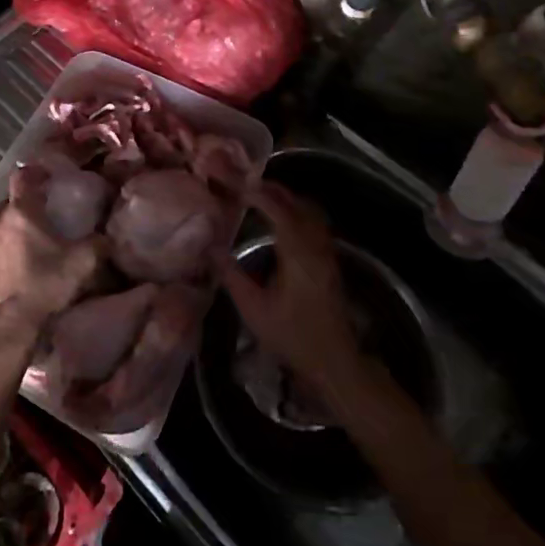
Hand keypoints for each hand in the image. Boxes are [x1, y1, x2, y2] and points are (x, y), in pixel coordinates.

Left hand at [0, 164, 102, 326]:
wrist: (14, 322)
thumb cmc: (49, 284)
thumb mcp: (84, 261)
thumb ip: (99, 242)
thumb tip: (107, 236)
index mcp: (22, 211)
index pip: (23, 177)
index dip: (34, 173)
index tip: (46, 178)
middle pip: (7, 200)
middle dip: (21, 203)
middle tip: (37, 213)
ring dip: (0, 221)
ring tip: (13, 233)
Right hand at [219, 182, 361, 386]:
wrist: (334, 361)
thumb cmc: (292, 336)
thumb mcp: (253, 308)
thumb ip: (231, 274)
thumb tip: (210, 246)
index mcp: (298, 253)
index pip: (278, 209)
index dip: (258, 193)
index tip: (235, 184)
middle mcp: (316, 245)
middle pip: (297, 203)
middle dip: (271, 189)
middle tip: (244, 184)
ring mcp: (326, 252)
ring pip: (309, 210)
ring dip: (286, 198)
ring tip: (259, 196)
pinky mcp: (329, 261)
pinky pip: (314, 222)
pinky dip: (296, 210)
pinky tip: (280, 219)